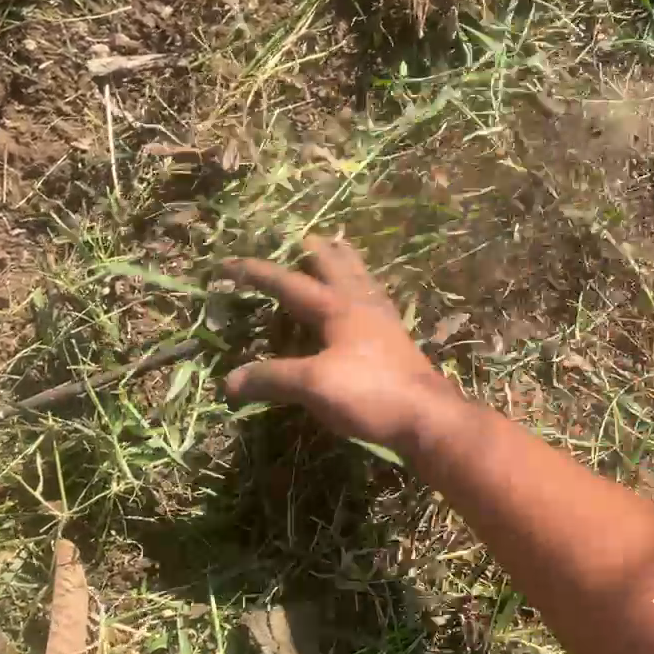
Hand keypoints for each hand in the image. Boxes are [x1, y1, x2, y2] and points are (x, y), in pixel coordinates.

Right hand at [221, 236, 459, 453]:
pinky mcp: (398, 344)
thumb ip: (272, 379)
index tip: (227, 264)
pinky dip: (366, 292)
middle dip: (318, 252)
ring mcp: (385, 324)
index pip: (288, 283)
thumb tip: (230, 381)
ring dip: (348, 264)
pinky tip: (369, 302)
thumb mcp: (314, 385)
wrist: (427, 416)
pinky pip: (377, 304)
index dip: (256, 273)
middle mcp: (362, 306)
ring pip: (363, 282)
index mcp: (337, 308)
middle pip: (338, 268)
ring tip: (342, 250)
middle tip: (307, 237)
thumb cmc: (369, 393)